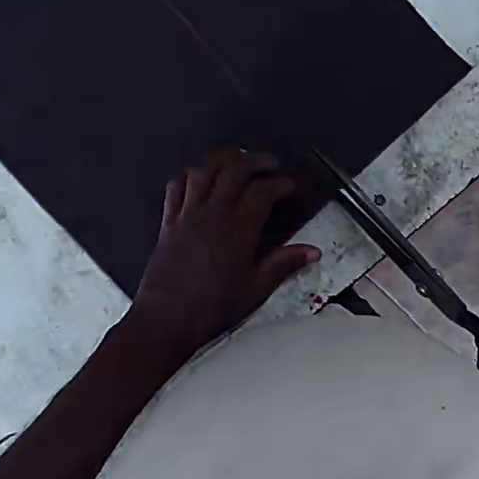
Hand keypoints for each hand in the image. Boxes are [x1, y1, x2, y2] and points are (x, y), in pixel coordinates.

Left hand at [126, 151, 319, 360]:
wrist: (166, 320)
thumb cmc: (211, 309)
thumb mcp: (255, 290)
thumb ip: (284, 264)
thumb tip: (312, 252)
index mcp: (238, 230)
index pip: (263, 192)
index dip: (280, 183)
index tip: (289, 185)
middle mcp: (213, 214)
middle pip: (235, 171)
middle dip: (256, 160)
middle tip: (270, 163)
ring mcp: (188, 214)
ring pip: (205, 170)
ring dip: (222, 158)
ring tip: (237, 157)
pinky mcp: (169, 221)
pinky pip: (176, 186)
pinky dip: (188, 174)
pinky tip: (198, 173)